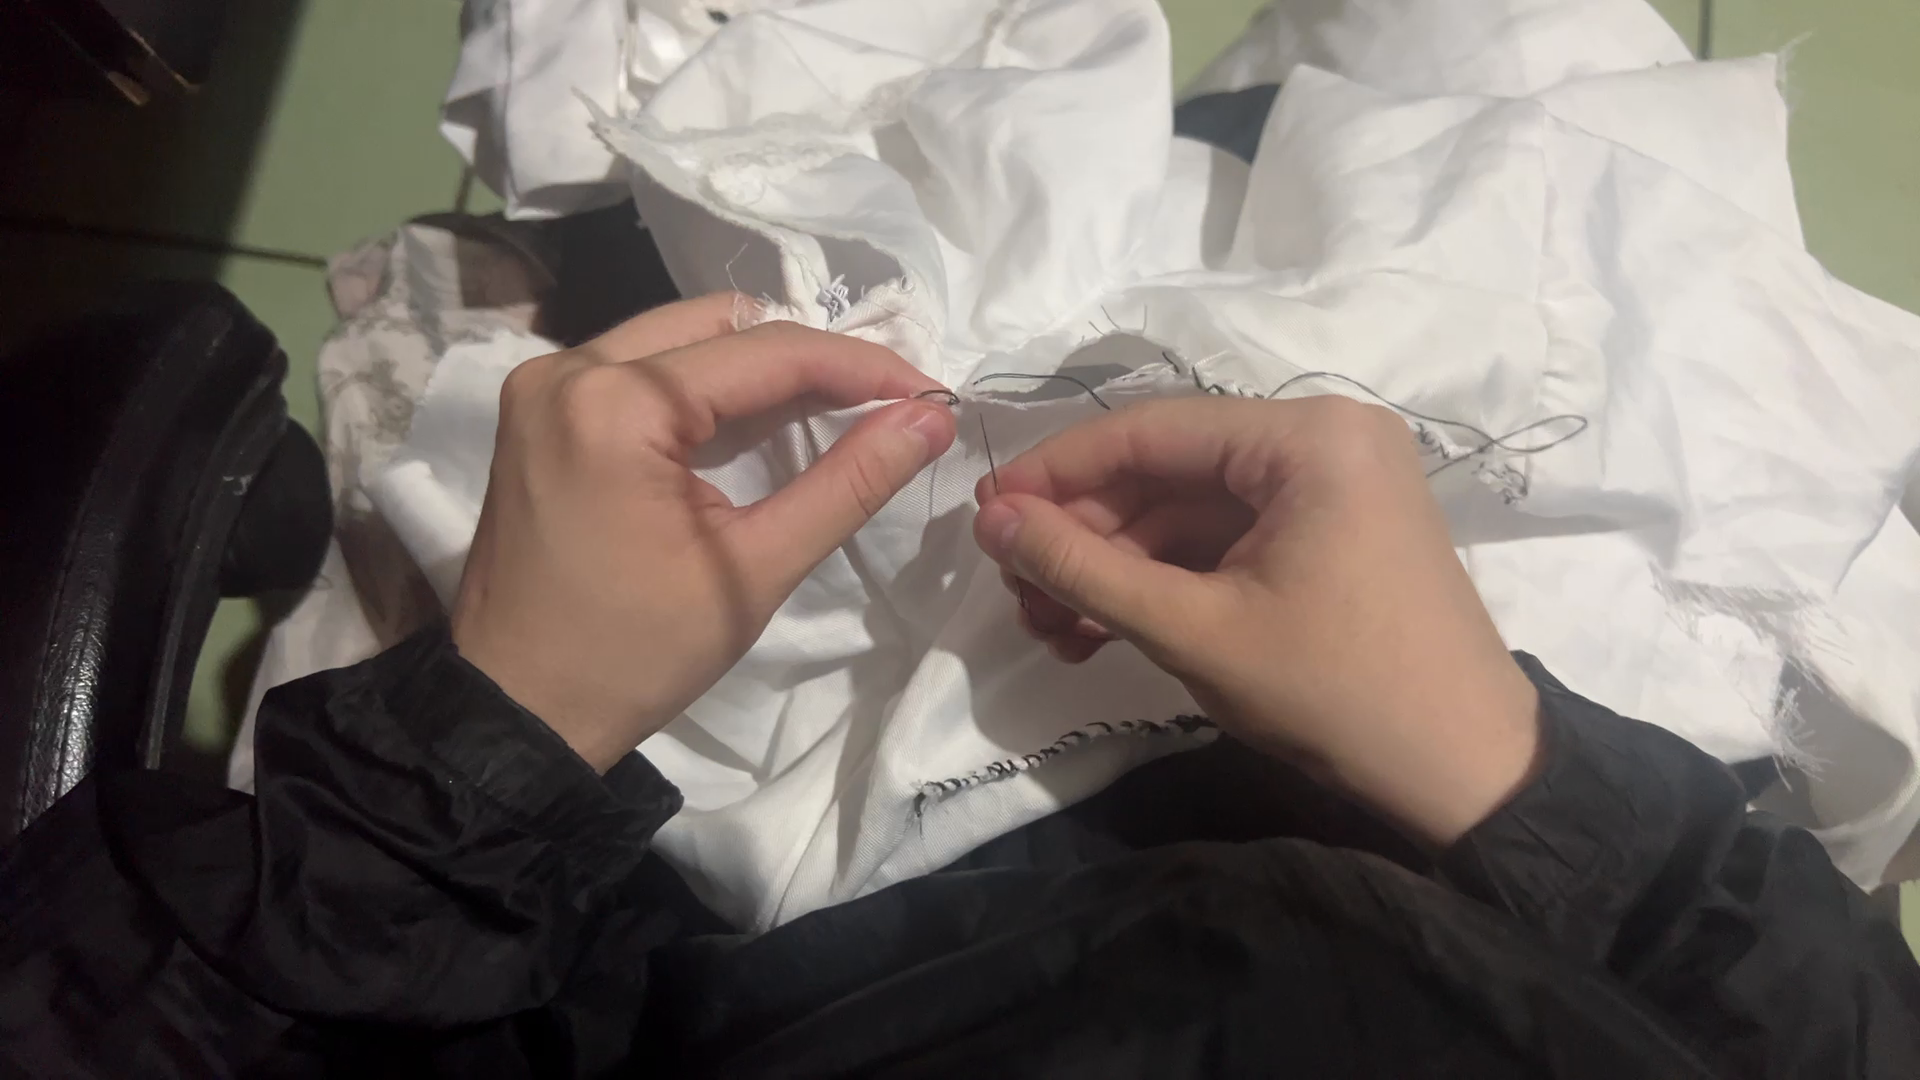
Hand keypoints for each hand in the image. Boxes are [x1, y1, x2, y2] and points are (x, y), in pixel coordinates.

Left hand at [452, 294, 955, 770]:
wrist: (519, 711)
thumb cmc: (638, 653)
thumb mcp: (757, 569)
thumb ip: (849, 485)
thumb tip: (929, 421)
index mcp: (616, 404)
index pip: (767, 353)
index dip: (862, 365)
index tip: (927, 394)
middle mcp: (571, 368)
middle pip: (725, 327)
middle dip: (817, 360)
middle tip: (885, 403)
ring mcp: (550, 384)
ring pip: (690, 340)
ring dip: (770, 370)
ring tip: (842, 410)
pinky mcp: (548, 410)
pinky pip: (654, 370)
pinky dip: (721, 390)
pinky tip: (766, 424)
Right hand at [971, 395, 1538, 844]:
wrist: (1463, 783)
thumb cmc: (1334, 693)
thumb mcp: (1190, 628)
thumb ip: (1080, 566)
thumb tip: (990, 520)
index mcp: (1305, 438)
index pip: (1148, 431)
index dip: (1055, 470)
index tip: (985, 511)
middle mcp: (1314, 443)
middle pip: (1160, 474)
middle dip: (1080, 535)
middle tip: (1015, 590)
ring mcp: (1316, 491)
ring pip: (1176, 515)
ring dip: (1107, 568)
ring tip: (1047, 625)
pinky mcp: (1310, 536)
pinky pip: (1210, 545)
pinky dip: (1153, 583)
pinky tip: (1096, 629)